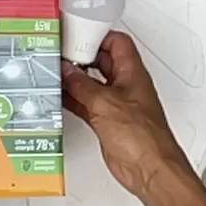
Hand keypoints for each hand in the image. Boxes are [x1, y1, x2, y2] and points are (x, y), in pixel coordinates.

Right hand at [62, 31, 191, 200]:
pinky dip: (74, 99)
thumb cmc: (143, 137)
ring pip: (92, 83)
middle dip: (82, 56)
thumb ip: (82, 85)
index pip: (116, 42)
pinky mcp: (108, 121)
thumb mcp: (104, 102)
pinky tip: (61, 97)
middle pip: (102, 61)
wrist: (150, 169)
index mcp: (132, 73)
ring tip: (56, 73)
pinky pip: (87, 103)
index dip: (97, 35)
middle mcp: (126, 86)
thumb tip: (68, 71)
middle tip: (61, 54)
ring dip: (75, 79)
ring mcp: (117, 104)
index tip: (76, 35)